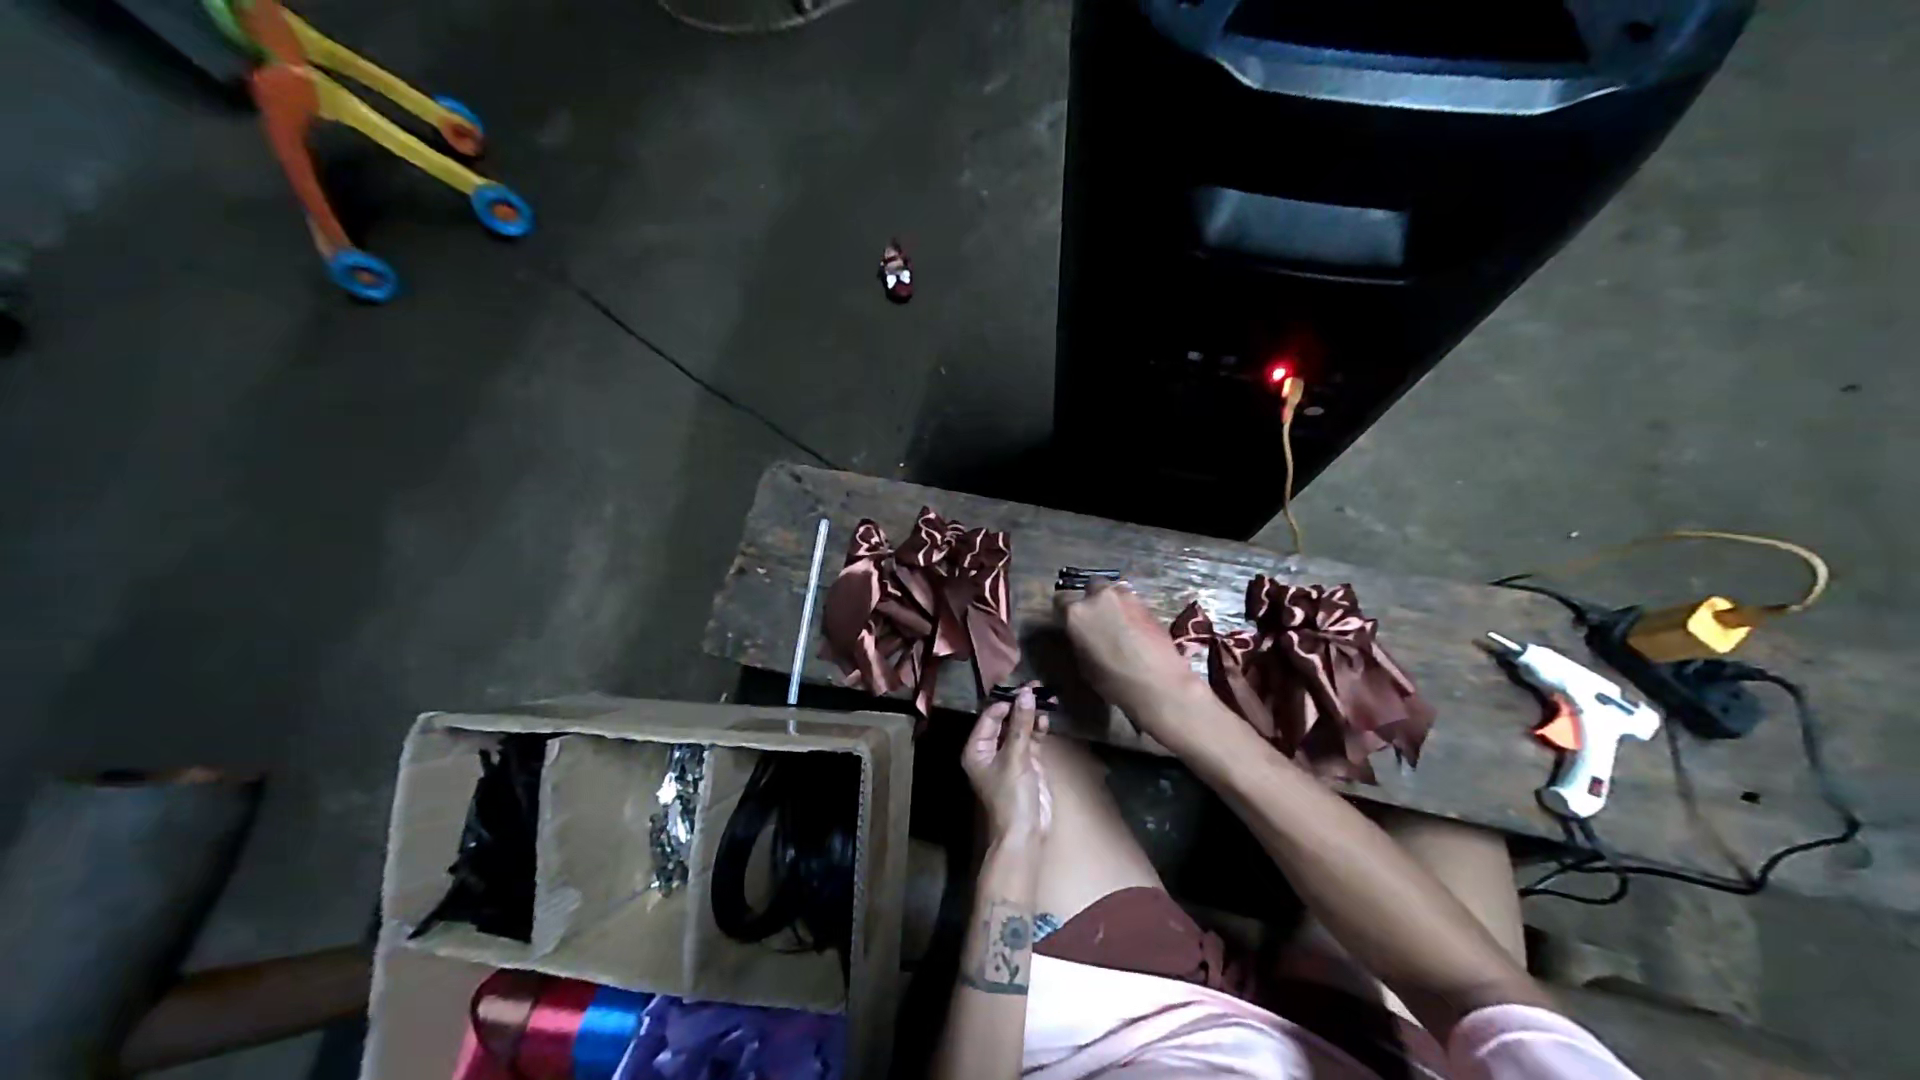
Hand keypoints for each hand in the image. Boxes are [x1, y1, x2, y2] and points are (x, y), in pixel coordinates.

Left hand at [962, 685, 1051, 844]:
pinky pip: (1031, 740)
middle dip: (1021, 704)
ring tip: (1048, 697)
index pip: (990, 716)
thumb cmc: (1011, 796)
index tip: (1026, 687)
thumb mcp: (1015, 757)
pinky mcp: (1026, 764)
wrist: (1025, 833)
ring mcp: (1009, 757)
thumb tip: (1026, 694)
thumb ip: (1021, 725)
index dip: (1007, 701)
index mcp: (977, 749)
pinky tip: (1047, 718)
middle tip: (1039, 686)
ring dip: (1032, 714)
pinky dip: (1038, 729)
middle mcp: (990, 750)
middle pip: (1005, 720)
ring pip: (1020, 728)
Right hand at [1053, 580, 1203, 718]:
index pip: (1061, 600)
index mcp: (1076, 613)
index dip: (1065, 612)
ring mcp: (1124, 596)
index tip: (1071, 623)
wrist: (1158, 682)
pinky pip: (1130, 600)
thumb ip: (1078, 639)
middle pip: (1089, 587)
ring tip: (1117, 622)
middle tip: (1096, 620)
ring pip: (1112, 590)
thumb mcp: (1083, 663)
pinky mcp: (1146, 602)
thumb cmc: (1114, 681)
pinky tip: (1133, 627)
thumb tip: (1081, 633)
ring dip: (1111, 601)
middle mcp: (1098, 597)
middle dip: (1091, 599)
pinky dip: (1128, 608)